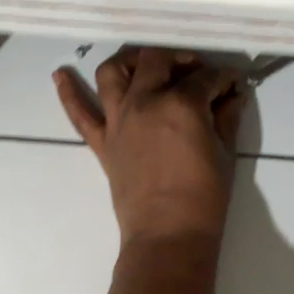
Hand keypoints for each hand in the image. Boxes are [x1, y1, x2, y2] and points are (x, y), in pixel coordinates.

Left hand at [55, 47, 246, 246]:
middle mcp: (145, 101)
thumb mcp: (224, 153)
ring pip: (112, 72)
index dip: (223, 77)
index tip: (232, 82)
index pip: (205, 77)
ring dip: (128, 61)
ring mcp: (118, 120)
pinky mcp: (102, 142)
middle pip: (156, 60)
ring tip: (142, 64)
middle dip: (179, 59)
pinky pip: (78, 114)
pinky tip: (60, 74)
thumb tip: (233, 96)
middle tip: (195, 72)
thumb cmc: (204, 197)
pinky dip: (68, 92)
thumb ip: (226, 118)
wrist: (167, 235)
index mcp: (180, 103)